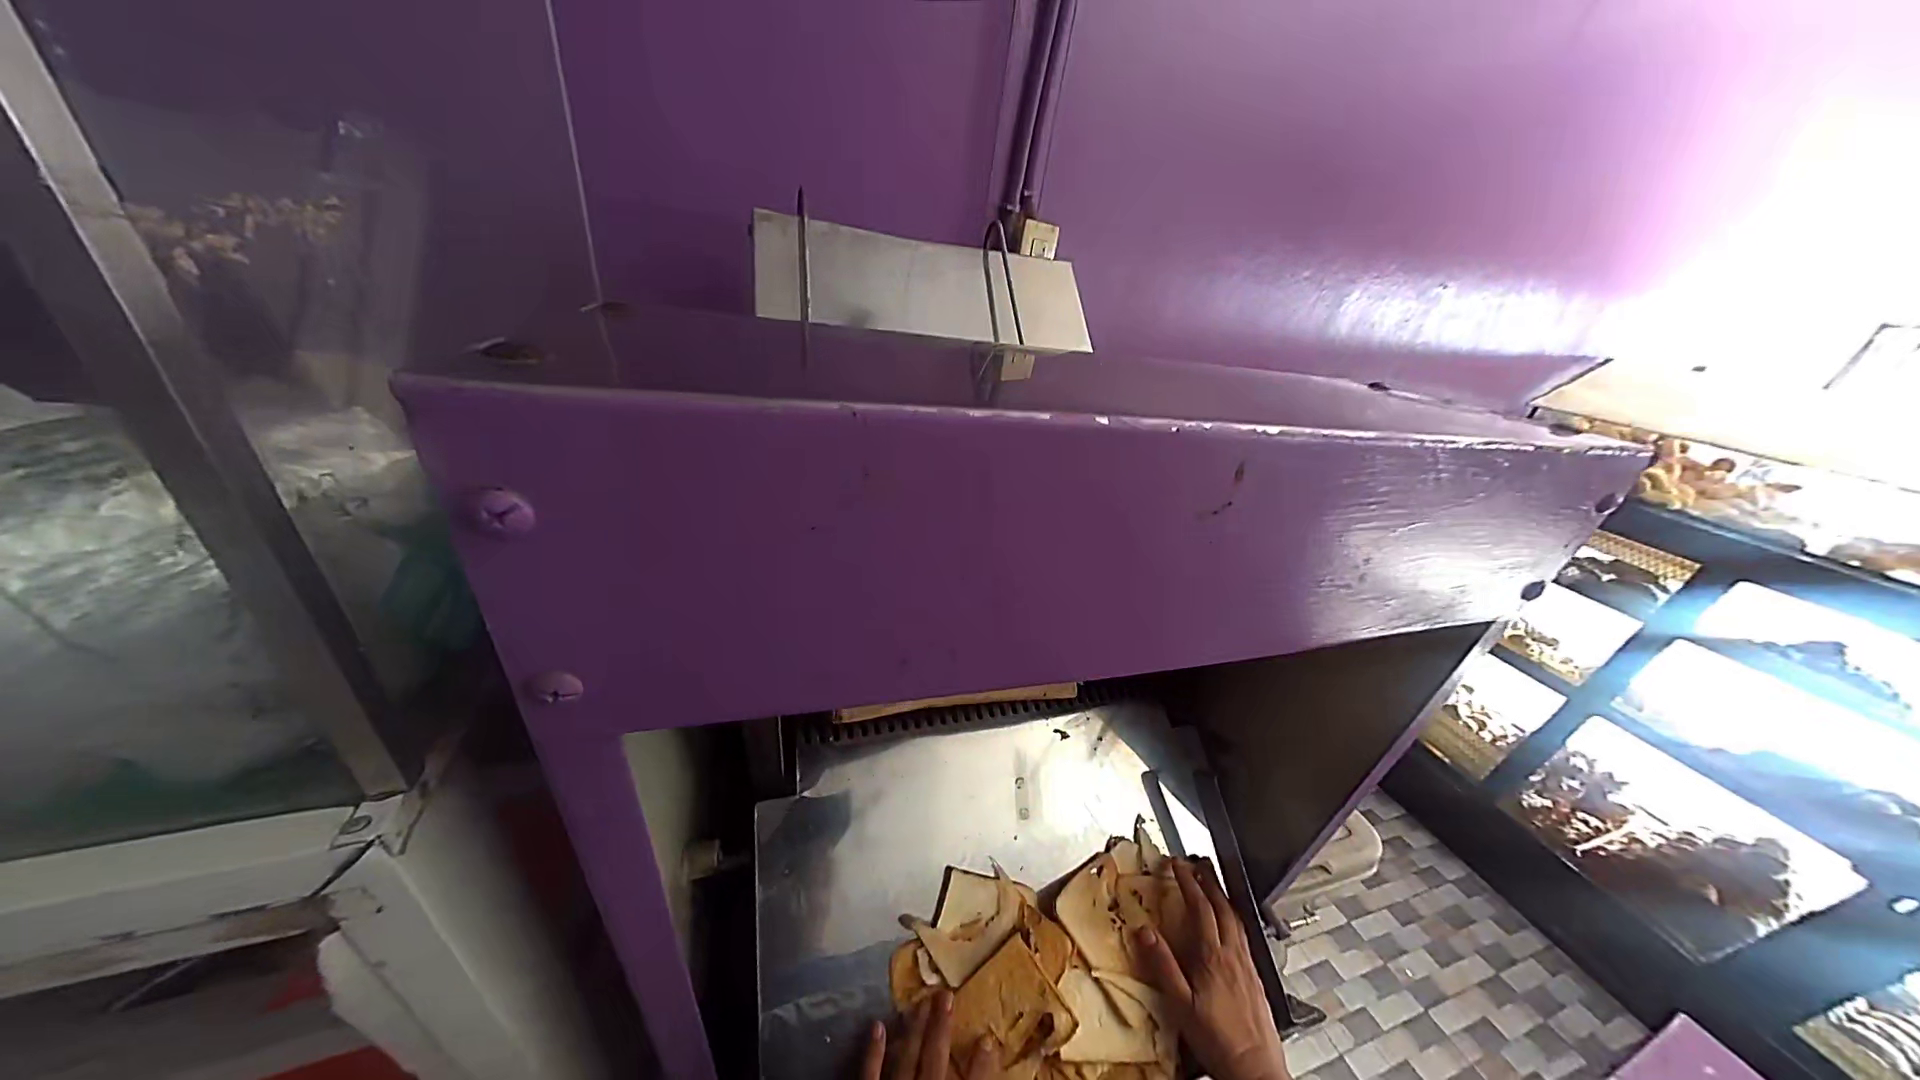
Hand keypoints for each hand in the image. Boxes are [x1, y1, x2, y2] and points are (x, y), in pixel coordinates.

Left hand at [861, 991, 999, 1079]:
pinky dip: (873, 1052)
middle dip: (941, 1026)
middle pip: (935, 1060)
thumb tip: (986, 1050)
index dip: (983, 1063)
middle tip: (946, 992)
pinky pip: (870, 1077)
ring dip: (913, 1030)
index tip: (988, 1036)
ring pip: (906, 1060)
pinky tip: (877, 1025)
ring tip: (920, 1000)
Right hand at [1133, 858, 1289, 1079]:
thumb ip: (1162, 966)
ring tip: (1213, 884)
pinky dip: (1234, 918)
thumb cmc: (1217, 1040)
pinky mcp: (1256, 978)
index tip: (1177, 865)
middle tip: (1197, 863)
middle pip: (1223, 907)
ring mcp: (1248, 966)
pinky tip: (1231, 925)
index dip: (1188, 882)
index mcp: (1213, 957)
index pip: (1201, 908)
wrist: (1256, 1070)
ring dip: (1223, 896)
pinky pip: (1244, 936)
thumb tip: (1144, 932)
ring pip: (1237, 920)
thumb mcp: (1180, 1004)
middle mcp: (1234, 955)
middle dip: (1208, 881)